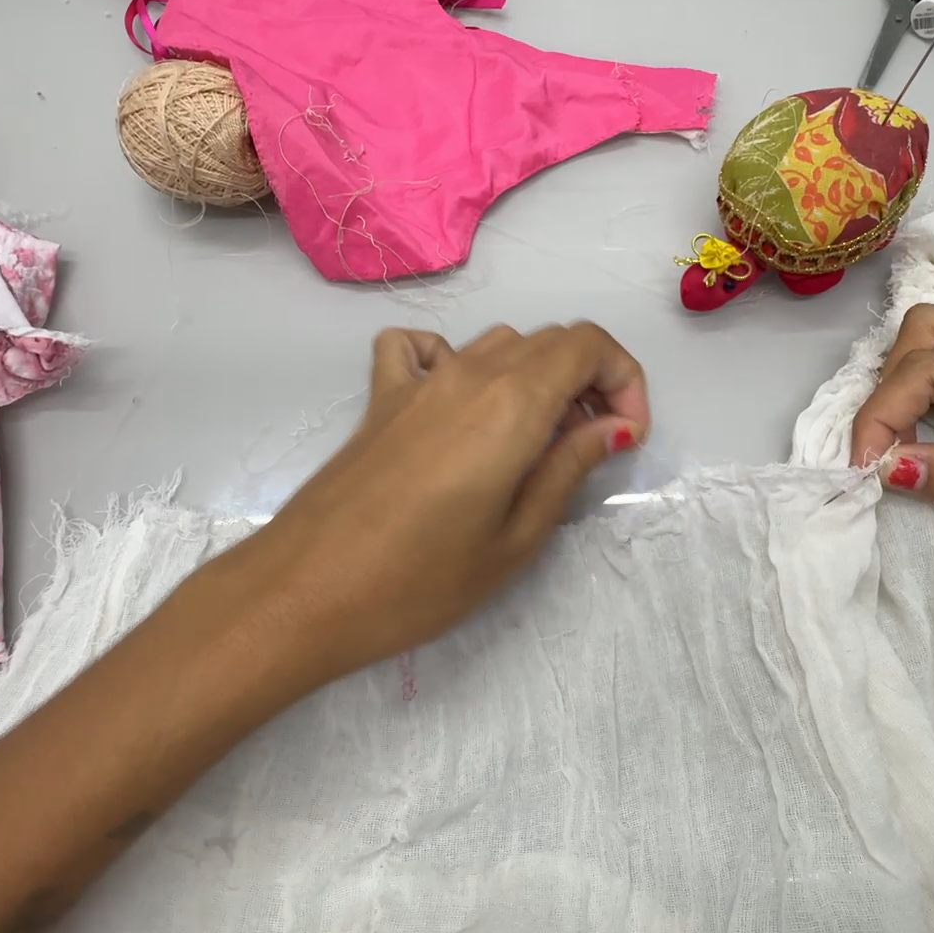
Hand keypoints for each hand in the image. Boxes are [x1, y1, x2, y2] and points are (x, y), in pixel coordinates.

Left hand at [226, 322, 649, 679]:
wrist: (306, 592)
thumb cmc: (421, 581)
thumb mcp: (517, 537)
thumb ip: (569, 467)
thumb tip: (614, 427)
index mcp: (512, 401)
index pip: (588, 344)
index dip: (624, 379)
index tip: (627, 435)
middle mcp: (468, 372)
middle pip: (549, 340)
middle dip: (589, 381)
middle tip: (589, 447)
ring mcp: (418, 379)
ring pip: (498, 343)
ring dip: (535, 376)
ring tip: (535, 439)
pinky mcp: (381, 398)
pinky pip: (421, 349)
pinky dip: (453, 359)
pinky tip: (457, 403)